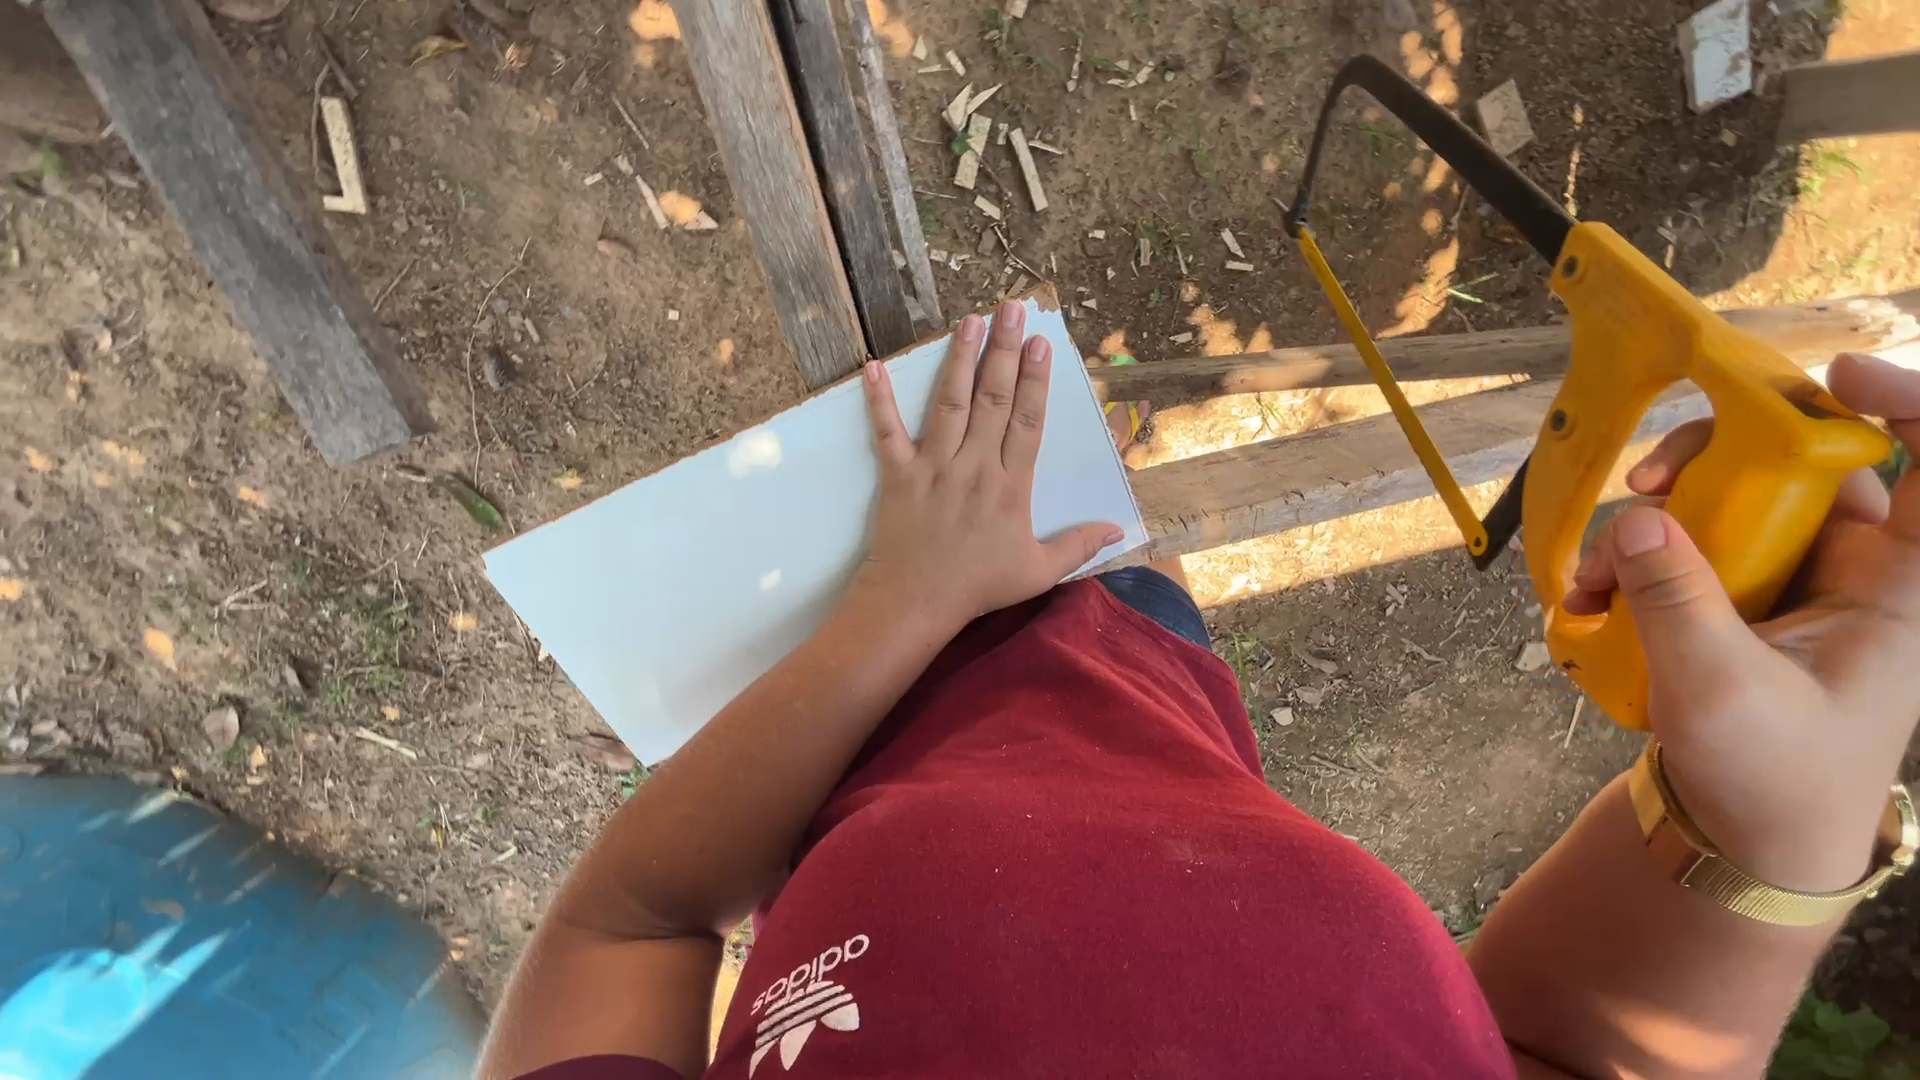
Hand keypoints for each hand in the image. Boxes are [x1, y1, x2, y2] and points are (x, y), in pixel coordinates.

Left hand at [851, 301, 1122, 636]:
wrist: (917, 602)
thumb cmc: (978, 587)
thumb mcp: (1038, 572)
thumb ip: (1078, 547)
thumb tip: (1119, 530)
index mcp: (1010, 486)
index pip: (1028, 422)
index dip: (1037, 381)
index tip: (1043, 343)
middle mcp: (974, 466)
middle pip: (993, 400)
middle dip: (1004, 351)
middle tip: (1011, 309)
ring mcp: (934, 467)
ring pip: (949, 404)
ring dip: (959, 359)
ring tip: (970, 320)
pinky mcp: (898, 475)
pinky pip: (887, 432)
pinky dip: (879, 400)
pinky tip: (873, 367)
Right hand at [1564, 352, 1919, 894]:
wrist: (1743, 823)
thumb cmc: (1766, 768)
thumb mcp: (1717, 687)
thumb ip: (1677, 601)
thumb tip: (1640, 518)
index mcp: (1898, 592)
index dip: (1904, 408)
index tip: (1830, 376)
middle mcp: (1849, 573)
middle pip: (1795, 472)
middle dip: (1709, 465)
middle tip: (1641, 486)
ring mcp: (1785, 585)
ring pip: (1721, 510)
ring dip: (1644, 530)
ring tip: (1588, 584)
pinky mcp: (1733, 600)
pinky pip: (1679, 551)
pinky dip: (1627, 563)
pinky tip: (1588, 599)